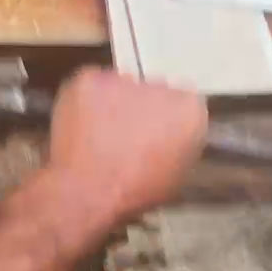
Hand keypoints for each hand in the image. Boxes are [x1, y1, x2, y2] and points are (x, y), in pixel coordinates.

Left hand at [40, 68, 207, 225]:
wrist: (87, 188)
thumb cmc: (135, 191)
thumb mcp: (176, 173)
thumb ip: (179, 142)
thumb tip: (168, 133)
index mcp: (189, 111)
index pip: (184, 101)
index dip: (168, 118)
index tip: (156, 132)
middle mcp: (160, 86)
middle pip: (153, 89)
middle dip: (142, 106)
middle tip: (127, 131)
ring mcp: (121, 80)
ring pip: (120, 84)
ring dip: (114, 100)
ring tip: (100, 128)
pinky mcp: (88, 78)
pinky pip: (90, 82)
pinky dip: (86, 98)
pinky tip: (82, 120)